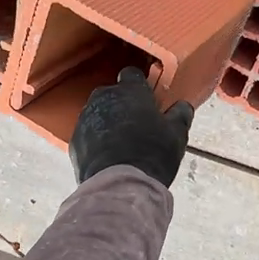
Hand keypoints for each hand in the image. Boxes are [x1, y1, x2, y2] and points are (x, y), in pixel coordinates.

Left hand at [69, 68, 193, 186]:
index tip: (148, 98)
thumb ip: (180, 114)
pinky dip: (96, 140)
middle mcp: (104, 98)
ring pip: (99, 113)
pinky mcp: (75, 140)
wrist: (120, 185)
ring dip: (109, 121)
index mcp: (130, 90)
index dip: (140, 85)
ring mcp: (85, 118)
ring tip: (122, 142)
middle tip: (137, 123)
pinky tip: (109, 156)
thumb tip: (183, 106)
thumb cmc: (153, 153)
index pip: (132, 74)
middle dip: (123, 104)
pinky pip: (88, 134)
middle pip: (113, 94)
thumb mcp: (177, 134)